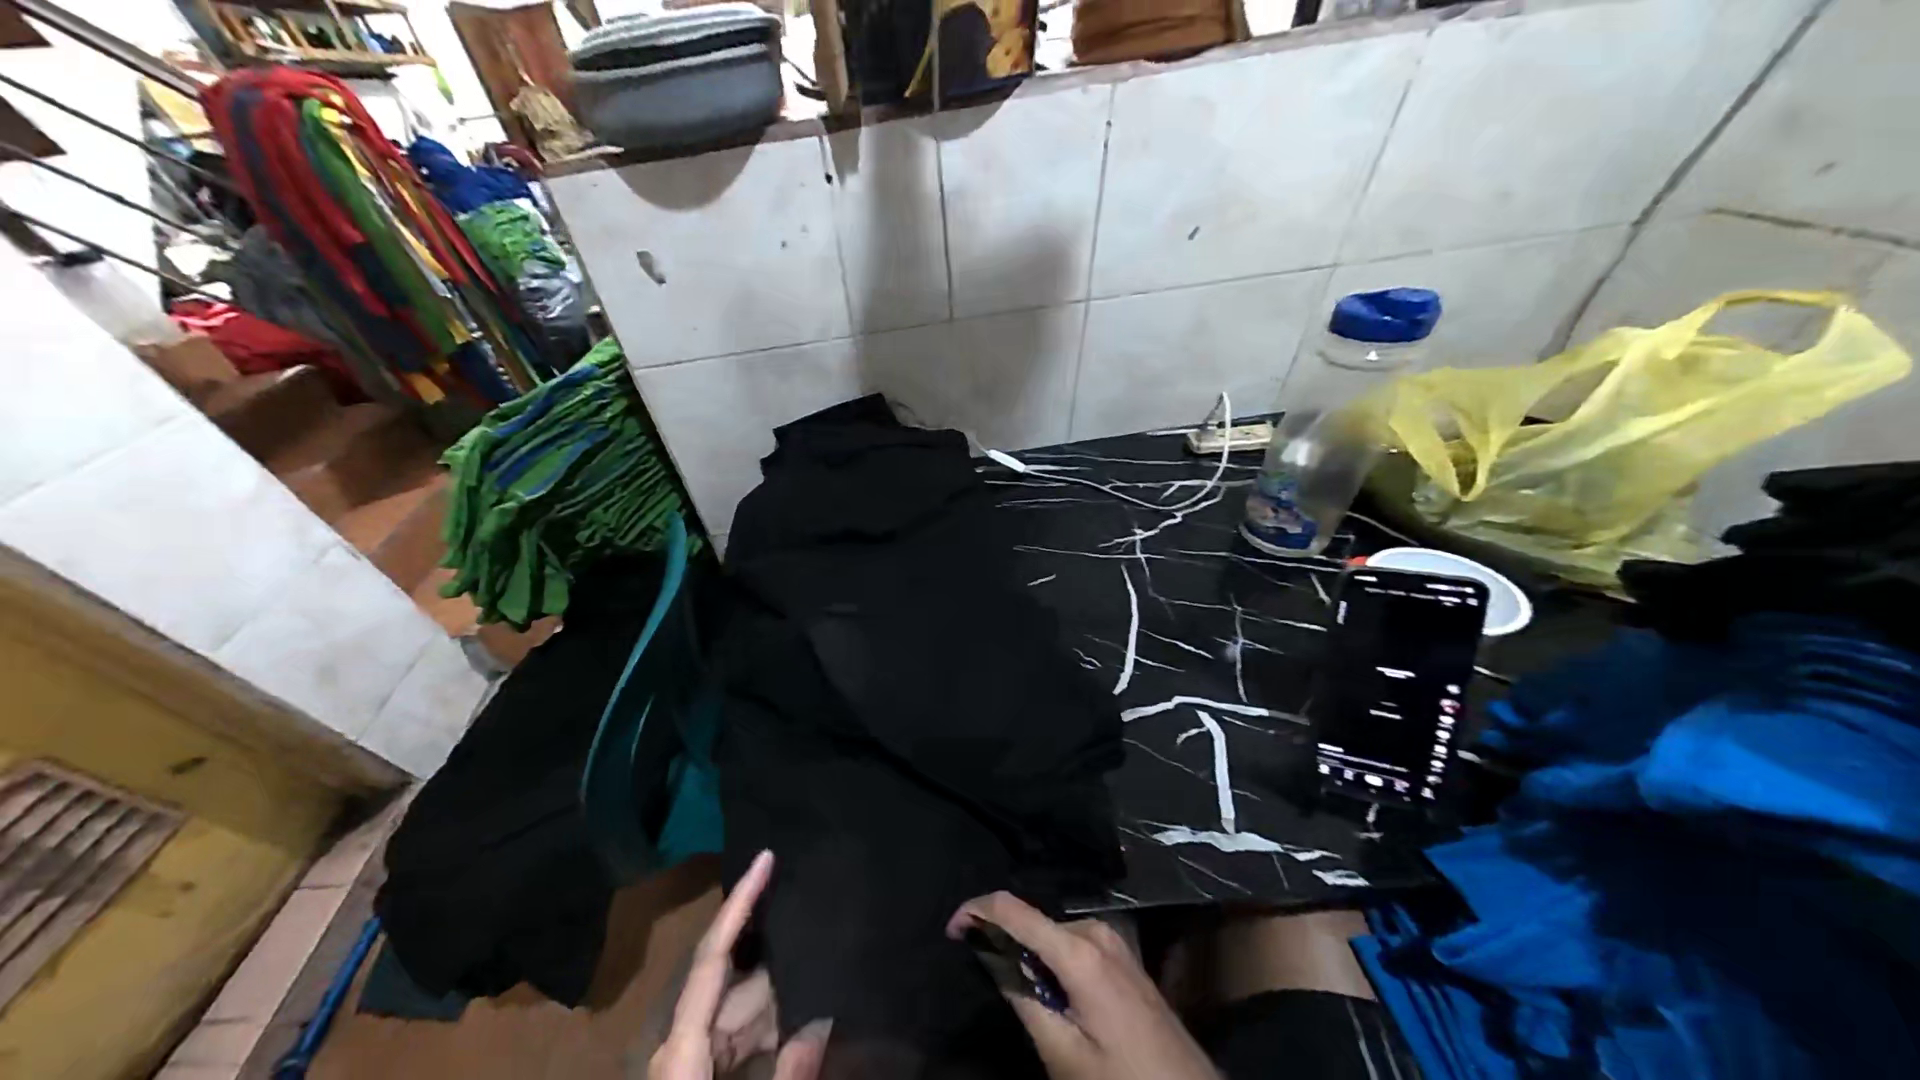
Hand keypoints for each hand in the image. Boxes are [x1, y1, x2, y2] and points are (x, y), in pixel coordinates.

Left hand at [650, 851, 832, 1079]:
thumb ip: (789, 1076)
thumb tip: (825, 1020)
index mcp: (681, 1053)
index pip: (712, 958)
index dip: (740, 903)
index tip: (766, 858)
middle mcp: (682, 1047)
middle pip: (734, 980)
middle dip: (779, 948)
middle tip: (818, 903)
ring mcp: (692, 1063)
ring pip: (743, 1006)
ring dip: (784, 988)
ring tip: (826, 947)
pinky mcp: (702, 1077)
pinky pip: (743, 1034)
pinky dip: (776, 1021)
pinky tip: (810, 1008)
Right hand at [948, 892, 1218, 1079]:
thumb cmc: (1123, 1077)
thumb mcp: (1063, 1053)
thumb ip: (1023, 999)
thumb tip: (992, 959)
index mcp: (1078, 950)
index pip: (1012, 909)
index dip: (975, 911)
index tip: (951, 931)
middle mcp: (1095, 931)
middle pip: (1032, 922)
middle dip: (1004, 942)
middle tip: (987, 978)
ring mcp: (1113, 941)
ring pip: (1051, 935)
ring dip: (1030, 957)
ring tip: (1022, 996)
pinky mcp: (1123, 956)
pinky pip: (1073, 945)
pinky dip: (1052, 962)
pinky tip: (1053, 996)